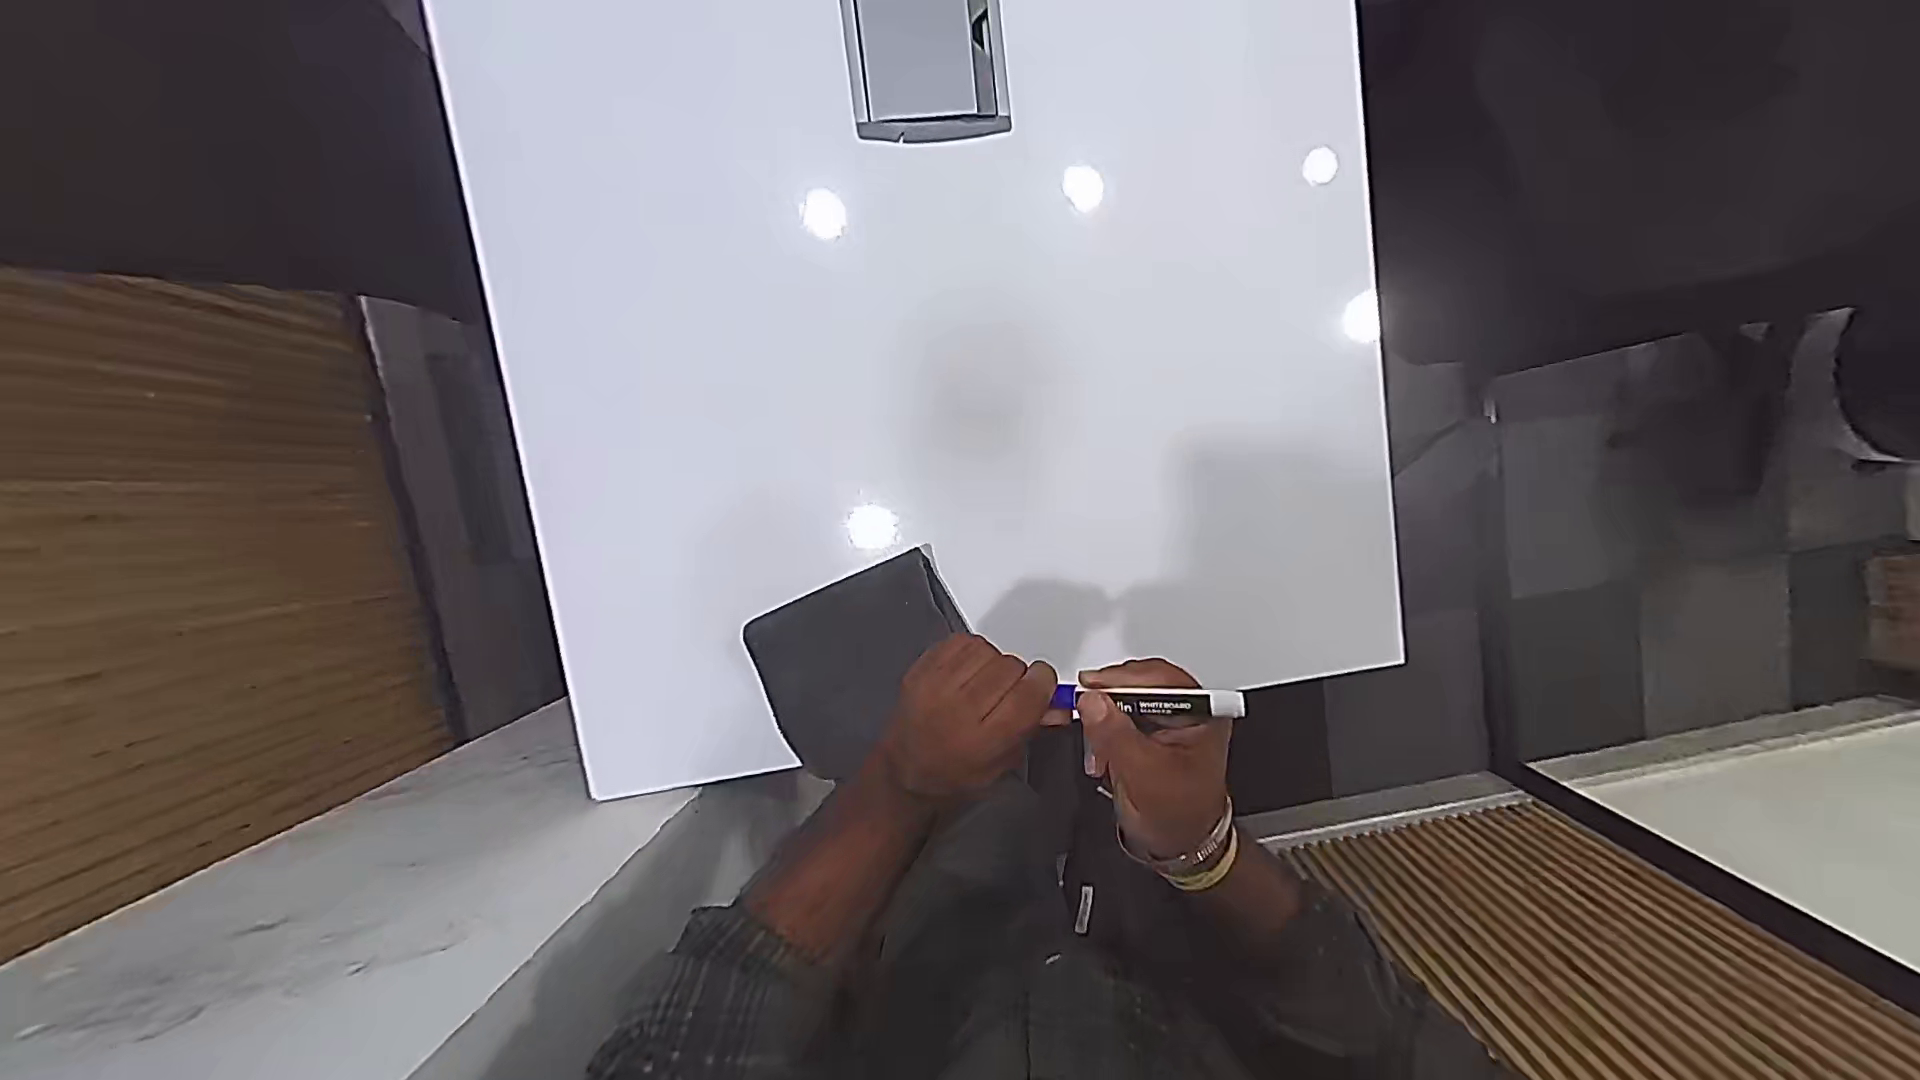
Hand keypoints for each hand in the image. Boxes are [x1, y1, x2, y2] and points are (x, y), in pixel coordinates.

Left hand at [876, 633, 1062, 802]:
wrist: (904, 769)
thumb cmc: (953, 773)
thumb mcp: (1002, 763)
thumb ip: (1032, 728)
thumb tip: (1059, 702)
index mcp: (982, 741)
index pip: (1028, 694)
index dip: (1043, 683)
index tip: (1042, 684)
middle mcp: (957, 710)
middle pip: (1011, 667)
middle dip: (1019, 676)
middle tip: (1009, 691)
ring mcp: (934, 686)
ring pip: (987, 650)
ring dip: (994, 662)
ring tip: (985, 682)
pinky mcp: (921, 670)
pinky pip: (960, 642)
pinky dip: (970, 651)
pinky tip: (967, 671)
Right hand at [1079, 658, 1230, 859]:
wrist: (1178, 843)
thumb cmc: (1179, 816)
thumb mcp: (1143, 775)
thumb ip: (1116, 735)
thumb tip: (1092, 701)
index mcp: (1200, 715)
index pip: (1160, 679)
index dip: (1123, 679)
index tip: (1091, 686)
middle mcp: (1185, 710)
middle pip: (1140, 682)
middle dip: (1109, 698)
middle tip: (1086, 708)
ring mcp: (1166, 717)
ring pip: (1125, 694)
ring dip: (1103, 714)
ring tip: (1097, 742)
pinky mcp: (1147, 726)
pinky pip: (1118, 710)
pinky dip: (1103, 725)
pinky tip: (1101, 747)